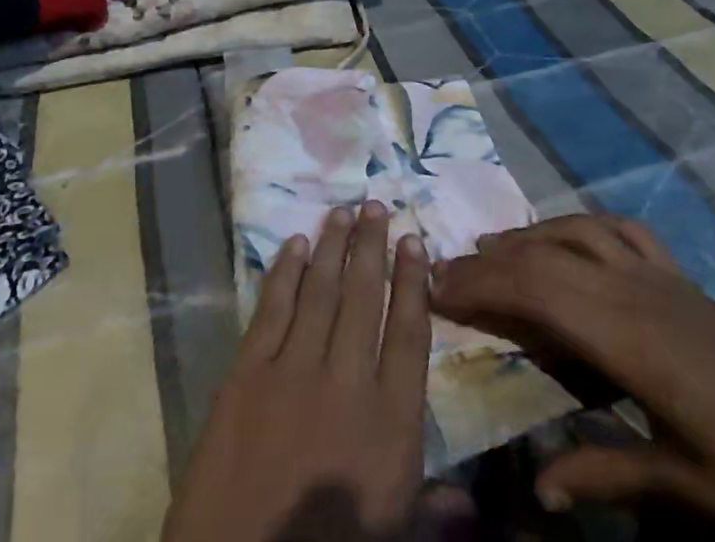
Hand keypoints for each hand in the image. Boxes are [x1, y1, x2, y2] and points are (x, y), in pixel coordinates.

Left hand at [163, 201, 431, 541]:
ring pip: (320, 292)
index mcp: (391, 420)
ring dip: (332, 247)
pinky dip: (284, 274)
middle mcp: (346, 380)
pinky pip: (271, 310)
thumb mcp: (393, 531)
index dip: (412, 282)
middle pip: (364, 297)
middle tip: (376, 205)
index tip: (414, 242)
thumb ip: (433, 507)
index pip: (409, 332)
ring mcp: (292, 371)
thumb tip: (469, 503)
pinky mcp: (246, 373)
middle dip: (372, 247)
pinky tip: (294, 245)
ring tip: (344, 211)